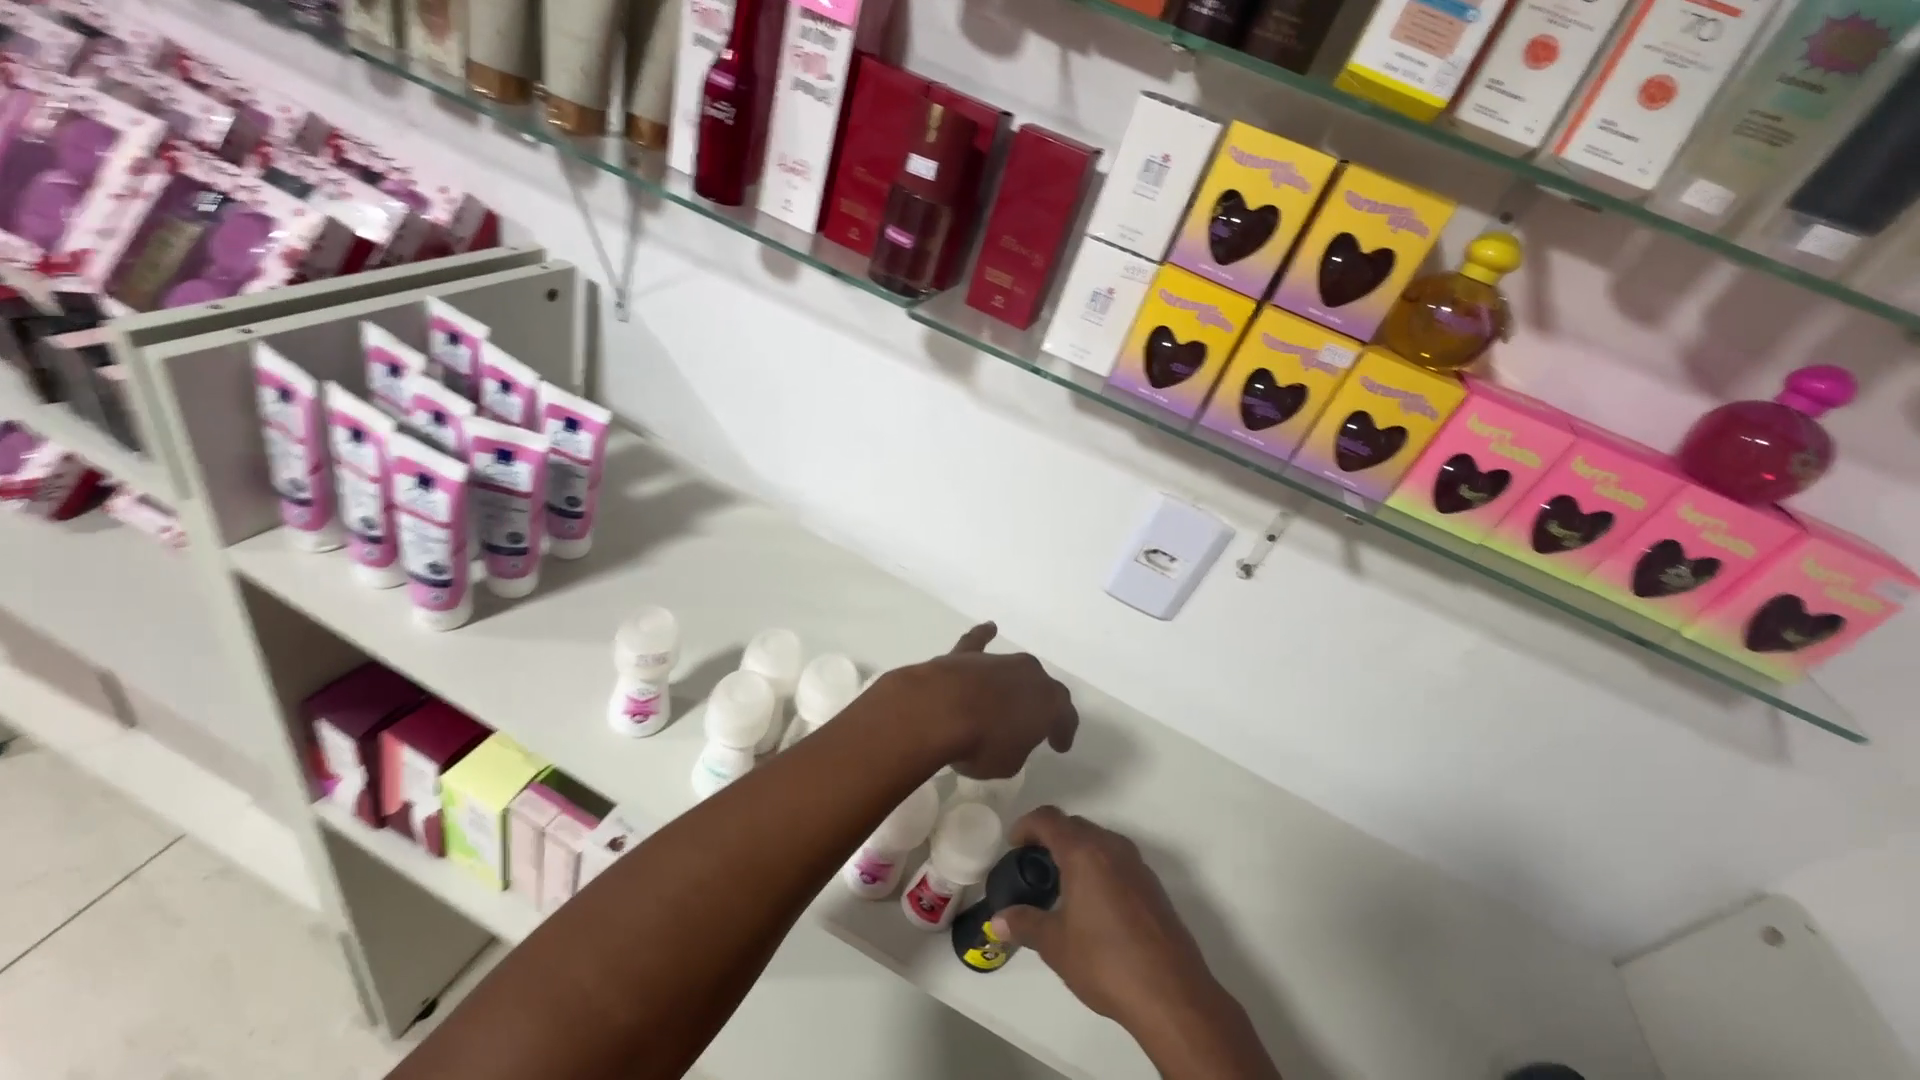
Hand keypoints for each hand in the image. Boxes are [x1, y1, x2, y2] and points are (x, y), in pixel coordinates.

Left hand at [886, 622, 1076, 779]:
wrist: (939, 711)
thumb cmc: (982, 743)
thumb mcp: (1008, 763)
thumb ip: (1016, 748)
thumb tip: (1010, 738)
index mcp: (1049, 703)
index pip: (1065, 717)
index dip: (1064, 731)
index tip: (1058, 745)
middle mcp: (1029, 675)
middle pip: (1041, 688)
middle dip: (1039, 704)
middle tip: (1033, 722)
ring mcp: (997, 661)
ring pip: (1013, 669)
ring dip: (1011, 683)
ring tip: (1006, 698)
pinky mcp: (966, 655)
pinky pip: (979, 642)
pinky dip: (984, 636)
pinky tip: (989, 629)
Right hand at [991, 807, 1218, 1027]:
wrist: (1171, 993)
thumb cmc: (1105, 961)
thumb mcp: (1055, 944)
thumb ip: (1025, 924)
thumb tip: (998, 920)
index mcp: (1085, 853)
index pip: (1049, 818)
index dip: (1026, 826)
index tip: (1013, 847)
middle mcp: (1113, 849)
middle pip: (1075, 826)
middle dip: (1051, 839)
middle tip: (1032, 868)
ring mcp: (1139, 867)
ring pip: (1100, 842)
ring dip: (1077, 853)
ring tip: (1060, 886)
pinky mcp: (1154, 888)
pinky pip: (1118, 862)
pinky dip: (1099, 869)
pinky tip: (1092, 905)